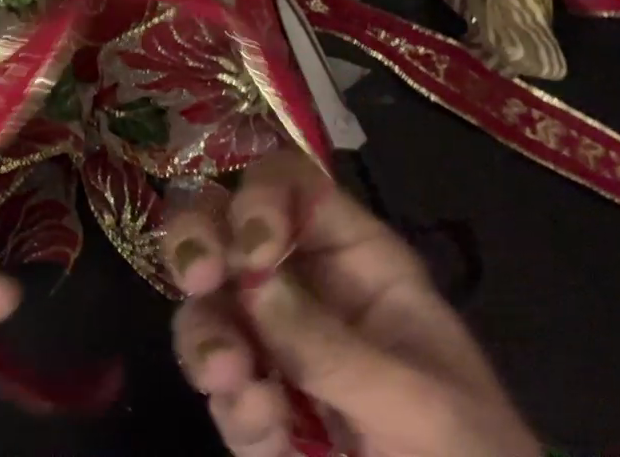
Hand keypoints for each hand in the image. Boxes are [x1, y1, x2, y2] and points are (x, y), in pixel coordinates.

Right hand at [164, 151, 541, 456]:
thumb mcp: (424, 408)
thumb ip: (332, 347)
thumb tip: (250, 283)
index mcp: (358, 265)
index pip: (291, 188)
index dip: (258, 197)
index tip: (250, 250)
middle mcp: (302, 289)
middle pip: (220, 226)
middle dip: (194, 244)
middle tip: (196, 281)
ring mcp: (271, 345)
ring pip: (202, 305)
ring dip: (204, 339)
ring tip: (231, 384)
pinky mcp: (252, 402)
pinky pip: (216, 386)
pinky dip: (232, 410)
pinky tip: (271, 438)